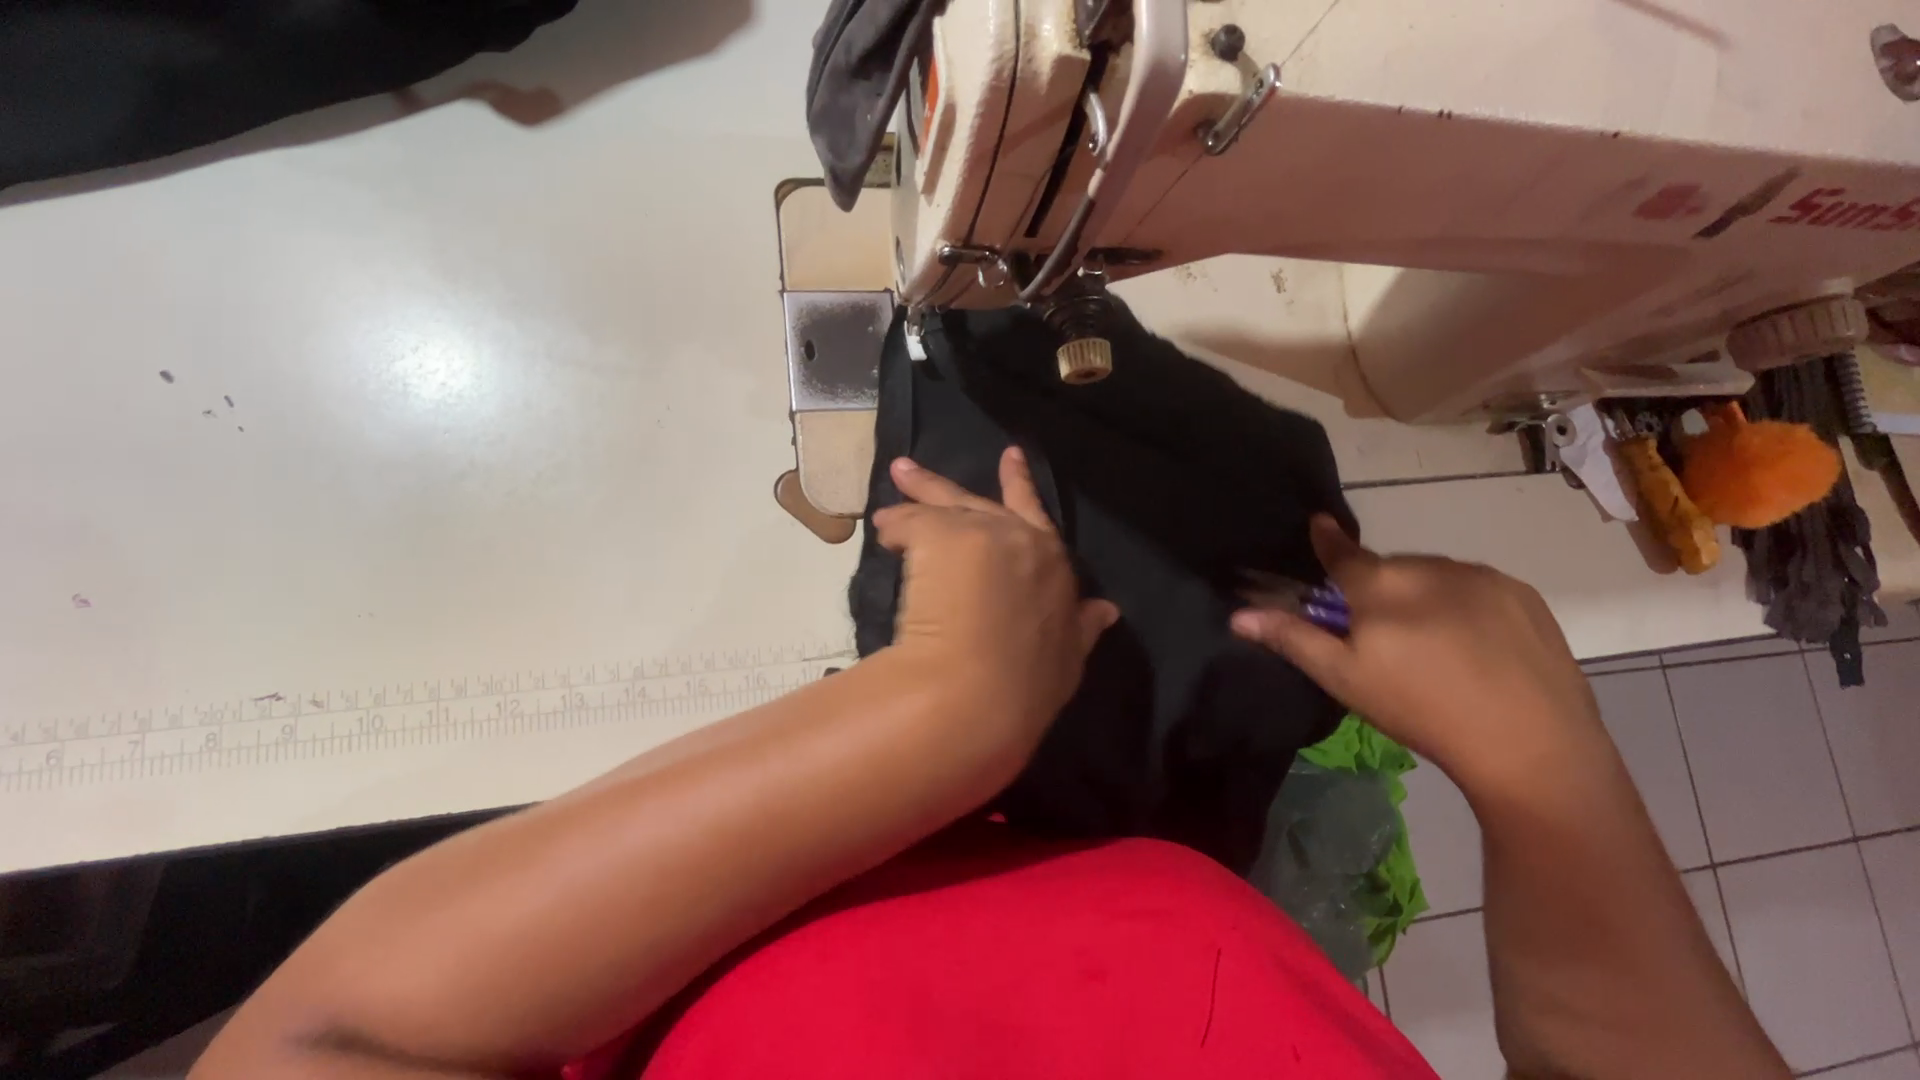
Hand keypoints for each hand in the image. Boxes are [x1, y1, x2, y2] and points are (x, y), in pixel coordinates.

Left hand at [874, 449, 1117, 744]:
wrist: (980, 691)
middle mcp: (1020, 539)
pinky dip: (896, 526)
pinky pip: (910, 522)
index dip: (1022, 486)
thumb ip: (1083, 629)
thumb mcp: (1069, 660)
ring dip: (917, 492)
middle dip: (943, 485)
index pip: (1036, 515)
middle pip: (978, 502)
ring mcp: (979, 533)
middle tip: (912, 466)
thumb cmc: (1027, 686)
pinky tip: (883, 532)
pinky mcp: (938, 535)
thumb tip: (1107, 610)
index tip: (1012, 457)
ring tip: (896, 476)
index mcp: (1054, 567)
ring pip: (943, 504)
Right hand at [1231, 515, 1604, 786]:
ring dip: (1422, 596)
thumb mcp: (1345, 680)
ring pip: (1434, 576)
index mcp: (1382, 586)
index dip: (1327, 540)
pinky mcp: (1524, 594)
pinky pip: (1476, 586)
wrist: (1529, 744)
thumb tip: (1239, 615)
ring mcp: (1483, 577)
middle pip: (1390, 569)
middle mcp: (1430, 567)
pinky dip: (1464, 603)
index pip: (1343, 553)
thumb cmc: (1421, 711)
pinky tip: (1473, 645)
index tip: (1319, 525)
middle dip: (1379, 589)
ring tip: (1433, 645)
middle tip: (1382, 636)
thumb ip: (1294, 639)